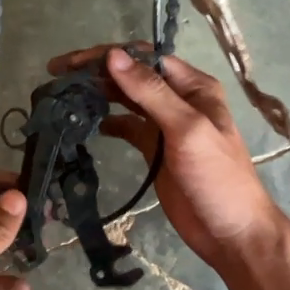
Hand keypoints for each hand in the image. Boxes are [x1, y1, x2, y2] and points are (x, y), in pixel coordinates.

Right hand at [48, 46, 286, 268]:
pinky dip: (106, 121)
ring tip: (64, 94)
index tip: (72, 63)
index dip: (109, 55)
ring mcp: (165, 125)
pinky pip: (126, 126)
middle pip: (131, 75)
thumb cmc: (217, 178)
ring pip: (125, 98)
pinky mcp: (154, 150)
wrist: (232, 234)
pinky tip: (85, 122)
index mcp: (193, 86)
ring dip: (98, 93)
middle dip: (96, 71)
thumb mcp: (186, 129)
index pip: (144, 57)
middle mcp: (179, 99)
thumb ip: (150, 91)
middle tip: (57, 75)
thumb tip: (112, 55)